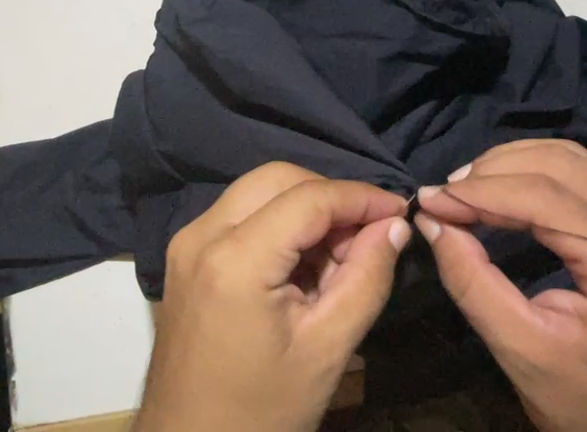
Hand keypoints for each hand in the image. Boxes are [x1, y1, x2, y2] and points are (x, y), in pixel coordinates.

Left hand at [135, 162, 411, 431]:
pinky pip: (240, 213)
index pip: (308, 198)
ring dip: (304, 208)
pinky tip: (303, 264)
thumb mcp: (326, 350)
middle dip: (329, 196)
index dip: (360, 196)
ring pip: (257, 190)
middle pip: (278, 178)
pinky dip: (278, 222)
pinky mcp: (185, 252)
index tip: (401, 208)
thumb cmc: (263, 410)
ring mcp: (187, 240)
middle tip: (367, 236)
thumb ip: (365, 279)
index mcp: (235, 259)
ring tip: (337, 257)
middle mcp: (203, 233)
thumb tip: (394, 224)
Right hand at [415, 140, 586, 431]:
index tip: (431, 199)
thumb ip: (473, 282)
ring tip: (468, 186)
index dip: (484, 192)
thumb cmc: (586, 407)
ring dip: (514, 162)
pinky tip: (503, 186)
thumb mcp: (521, 352)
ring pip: (574, 160)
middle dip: (495, 170)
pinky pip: (583, 176)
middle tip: (447, 193)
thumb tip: (432, 220)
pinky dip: (535, 170)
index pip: (548, 200)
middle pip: (563, 166)